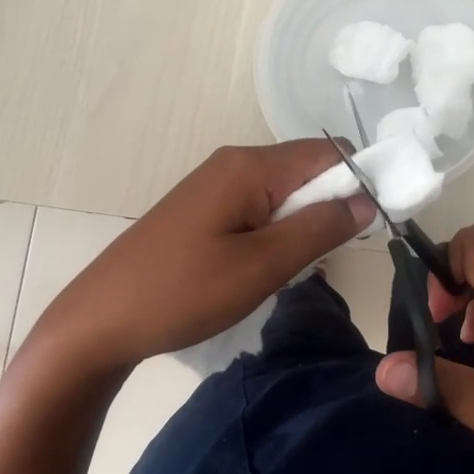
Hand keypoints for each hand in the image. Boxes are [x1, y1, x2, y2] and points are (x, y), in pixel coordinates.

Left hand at [26, 141, 376, 372]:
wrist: (99, 321)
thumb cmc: (182, 293)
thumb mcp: (261, 267)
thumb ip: (319, 229)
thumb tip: (368, 200)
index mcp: (250, 165)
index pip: (330, 152)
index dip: (361, 181)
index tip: (375, 227)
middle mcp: (235, 161)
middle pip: (308, 168)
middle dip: (330, 206)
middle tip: (326, 258)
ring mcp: (216, 183)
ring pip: (285, 190)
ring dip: (302, 223)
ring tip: (290, 269)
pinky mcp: (205, 207)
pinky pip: (260, 205)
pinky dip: (277, 230)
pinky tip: (263, 267)